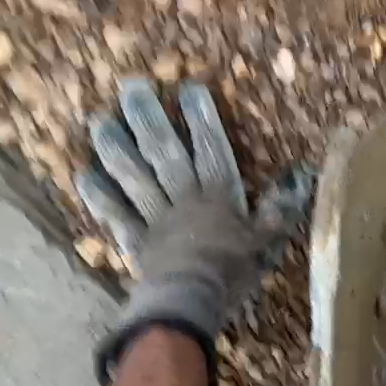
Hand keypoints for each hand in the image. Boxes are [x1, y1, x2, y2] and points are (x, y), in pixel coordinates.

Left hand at [73, 78, 314, 384]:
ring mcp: (156, 217)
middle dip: (148, 119)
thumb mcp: (266, 243)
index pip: (211, 149)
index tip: (189, 89)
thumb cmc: (233, 271)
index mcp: (219, 196)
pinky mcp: (137, 240)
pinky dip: (100, 196)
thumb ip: (278, 212)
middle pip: (164, 153)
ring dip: (116, 149)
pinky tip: (83, 176)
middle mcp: (184, 198)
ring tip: (99, 121)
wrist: (191, 298)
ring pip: (134, 176)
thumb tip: (301, 181)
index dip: (202, 119)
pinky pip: (116, 214)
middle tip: (131, 87)